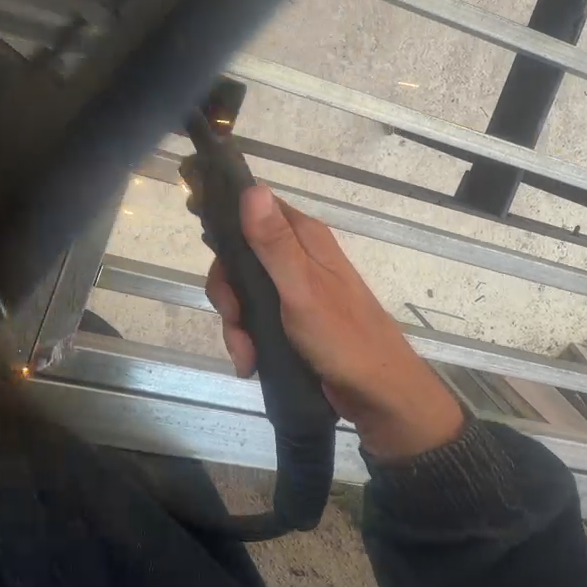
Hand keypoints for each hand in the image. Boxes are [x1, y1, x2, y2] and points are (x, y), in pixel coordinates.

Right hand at [206, 185, 463, 460]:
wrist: (380, 397)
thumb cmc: (344, 338)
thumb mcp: (302, 287)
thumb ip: (274, 242)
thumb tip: (251, 188)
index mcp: (303, 237)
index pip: (252, 208)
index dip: (225, 221)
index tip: (206, 245)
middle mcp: (298, 255)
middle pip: (240, 255)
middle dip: (228, 291)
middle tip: (232, 318)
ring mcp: (294, 287)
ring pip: (244, 289)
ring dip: (236, 323)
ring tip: (245, 354)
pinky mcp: (291, 317)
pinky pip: (255, 316)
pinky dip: (247, 337)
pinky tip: (250, 360)